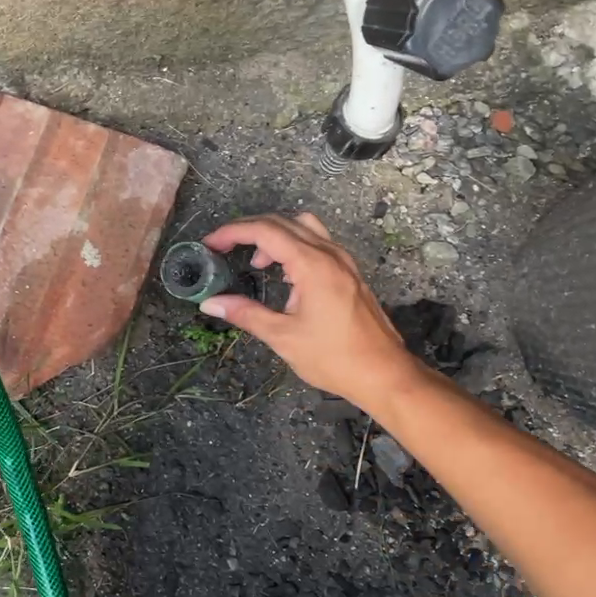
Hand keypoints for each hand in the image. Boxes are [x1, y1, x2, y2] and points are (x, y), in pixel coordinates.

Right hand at [200, 213, 432, 412]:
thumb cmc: (334, 358)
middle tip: (223, 247)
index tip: (211, 243)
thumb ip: (245, 314)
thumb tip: (210, 303)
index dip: (233, 232)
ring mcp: (344, 261)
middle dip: (248, 229)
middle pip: (282, 222)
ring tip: (256, 262)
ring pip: (303, 227)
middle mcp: (330, 254)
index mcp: (312, 265)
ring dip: (274, 235)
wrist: (384, 374)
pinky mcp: (350, 272)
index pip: (265, 231)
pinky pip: (317, 242)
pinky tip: (284, 274)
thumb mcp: (283, 337)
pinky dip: (293, 246)